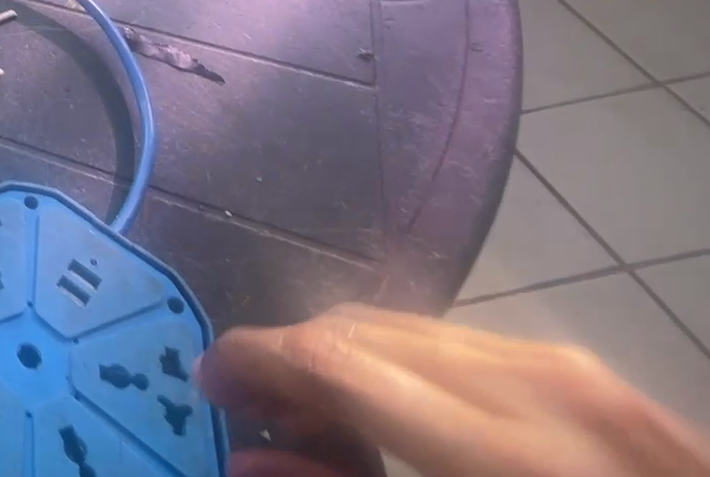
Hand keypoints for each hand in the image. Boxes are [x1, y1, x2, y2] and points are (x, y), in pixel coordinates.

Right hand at [198, 303, 709, 476]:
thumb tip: (245, 460)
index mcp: (507, 454)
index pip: (331, 359)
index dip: (251, 362)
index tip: (208, 383)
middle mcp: (533, 384)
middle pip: (350, 331)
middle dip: (285, 364)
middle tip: (255, 413)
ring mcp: (563, 367)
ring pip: (390, 326)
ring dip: (332, 362)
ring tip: (315, 415)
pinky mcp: (578, 368)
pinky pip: (442, 341)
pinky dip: (389, 365)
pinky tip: (387, 411)